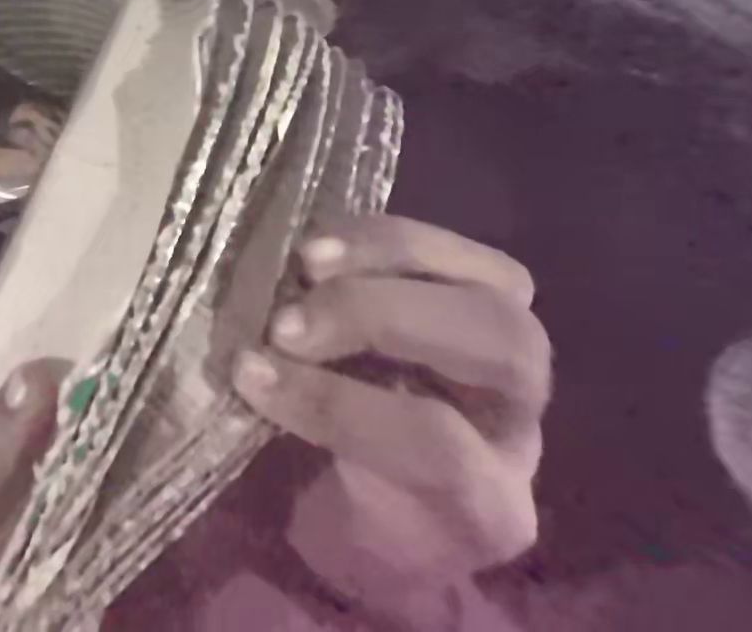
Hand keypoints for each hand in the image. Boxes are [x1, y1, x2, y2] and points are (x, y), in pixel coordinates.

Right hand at [231, 215, 549, 608]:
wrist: (380, 505)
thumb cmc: (331, 510)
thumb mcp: (307, 514)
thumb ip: (279, 457)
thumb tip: (237, 372)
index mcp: (482, 508)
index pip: (436, 444)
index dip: (335, 403)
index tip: (248, 374)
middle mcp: (515, 426)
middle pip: (502, 348)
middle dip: (380, 316)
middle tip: (283, 321)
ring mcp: (511, 358)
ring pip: (497, 286)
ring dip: (390, 257)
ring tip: (305, 258)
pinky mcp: (482, 307)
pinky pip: (459, 251)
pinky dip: (384, 237)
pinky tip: (320, 244)